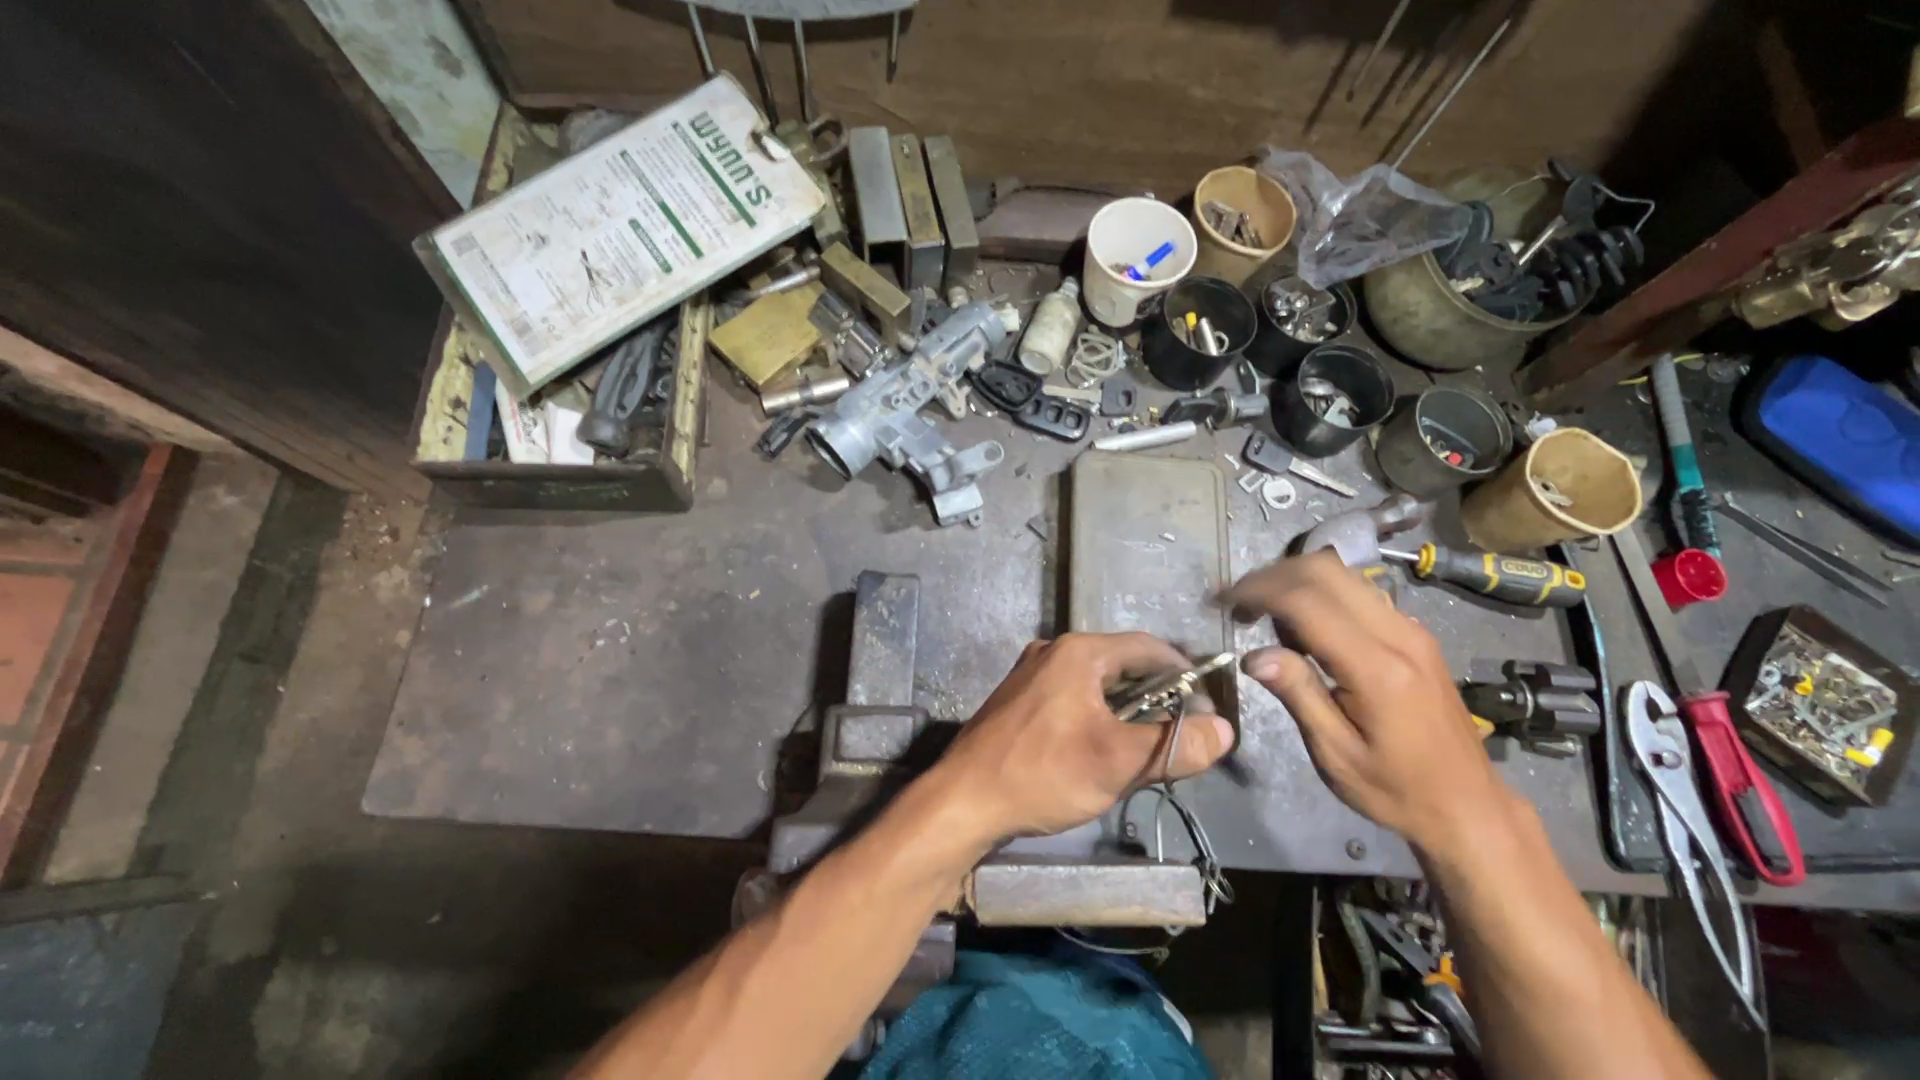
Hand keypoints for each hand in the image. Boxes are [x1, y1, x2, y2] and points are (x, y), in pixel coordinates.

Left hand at [930, 632, 1236, 841]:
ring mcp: (1030, 677)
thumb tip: (1224, 731)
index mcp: (1077, 653)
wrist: (962, 801)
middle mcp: (1052, 653)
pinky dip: (1096, 717)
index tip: (1207, 703)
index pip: (1147, 647)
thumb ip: (1175, 744)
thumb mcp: (1118, 761)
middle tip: (1181, 729)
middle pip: (1121, 665)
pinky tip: (1102, 750)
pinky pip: (1071, 699)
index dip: (1183, 673)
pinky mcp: (1017, 703)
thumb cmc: (1042, 773)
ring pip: (1095, 685)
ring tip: (1147, 745)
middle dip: (1155, 696)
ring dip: (1125, 711)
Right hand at [1223, 551, 1509, 852]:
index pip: (1307, 601)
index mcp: (1377, 669)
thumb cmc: (1395, 789)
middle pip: (1326, 570)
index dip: (1258, 591)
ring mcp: (1411, 630)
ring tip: (1263, 612)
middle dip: (1273, 576)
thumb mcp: (1336, 754)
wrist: (1467, 804)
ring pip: (1344, 574)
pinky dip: (1321, 592)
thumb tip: (1254, 655)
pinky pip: (1360, 592)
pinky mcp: (1414, 634)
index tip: (1223, 603)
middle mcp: (1399, 635)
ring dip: (1296, 580)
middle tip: (1239, 603)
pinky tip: (1301, 626)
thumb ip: (1298, 696)